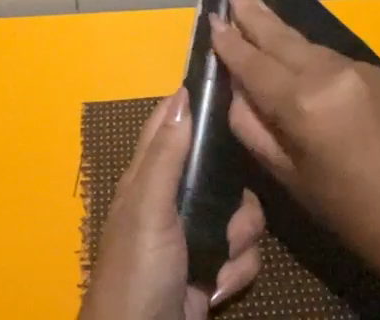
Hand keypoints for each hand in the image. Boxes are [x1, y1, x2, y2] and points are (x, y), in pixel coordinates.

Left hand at [79, 88, 264, 319]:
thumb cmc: (137, 269)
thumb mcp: (148, 207)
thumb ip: (166, 154)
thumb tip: (182, 93)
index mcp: (149, 176)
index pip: (172, 123)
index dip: (197, 104)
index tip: (234, 92)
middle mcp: (173, 199)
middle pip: (219, 171)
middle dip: (237, 193)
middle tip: (231, 211)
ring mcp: (194, 236)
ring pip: (239, 214)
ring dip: (240, 239)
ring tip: (222, 256)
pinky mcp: (211, 270)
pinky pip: (242, 255)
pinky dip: (237, 271)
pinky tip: (217, 288)